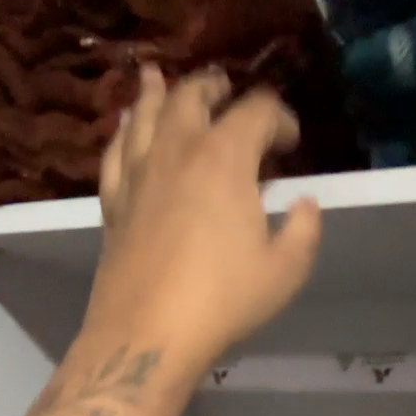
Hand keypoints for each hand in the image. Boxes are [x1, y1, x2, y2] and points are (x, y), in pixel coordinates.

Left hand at [82, 65, 322, 368]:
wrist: (148, 335)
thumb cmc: (222, 301)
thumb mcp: (285, 271)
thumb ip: (303, 230)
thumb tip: (302, 204)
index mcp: (225, 157)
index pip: (258, 111)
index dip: (280, 119)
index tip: (290, 143)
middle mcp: (177, 151)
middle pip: (193, 96)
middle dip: (215, 88)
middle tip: (226, 92)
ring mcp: (138, 175)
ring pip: (145, 115)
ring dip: (158, 92)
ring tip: (161, 80)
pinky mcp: (113, 204)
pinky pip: (115, 153)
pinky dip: (123, 133)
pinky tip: (125, 128)